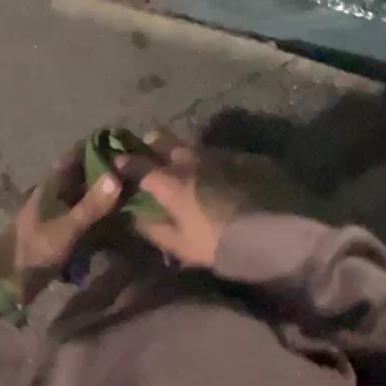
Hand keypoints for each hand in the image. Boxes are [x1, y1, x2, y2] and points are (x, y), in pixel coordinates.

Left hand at [0, 157, 121, 302]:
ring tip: (133, 186)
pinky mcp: (61, 225)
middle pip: (83, 170)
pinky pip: (84, 208)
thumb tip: (117, 176)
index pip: (77, 153)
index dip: (99, 145)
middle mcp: (55, 189)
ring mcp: (57, 208)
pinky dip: (99, 206)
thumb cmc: (36, 250)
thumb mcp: (67, 228)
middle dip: (106, 167)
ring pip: (84, 189)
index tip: (126, 143)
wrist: (11, 284)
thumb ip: (91, 205)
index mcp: (53, 182)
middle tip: (136, 168)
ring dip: (103, 187)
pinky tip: (118, 212)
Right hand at [119, 141, 233, 267]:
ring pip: (191, 142)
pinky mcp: (240, 155)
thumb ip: (154, 229)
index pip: (139, 164)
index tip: (117, 159)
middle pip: (163, 139)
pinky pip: (219, 151)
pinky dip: (211, 158)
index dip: (125, 161)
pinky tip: (217, 169)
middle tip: (149, 148)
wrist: (268, 232)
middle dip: (152, 141)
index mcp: (170, 181)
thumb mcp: (180, 245)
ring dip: (182, 148)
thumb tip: (135, 217)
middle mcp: (189, 160)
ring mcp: (216, 153)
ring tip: (183, 158)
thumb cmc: (217, 243)